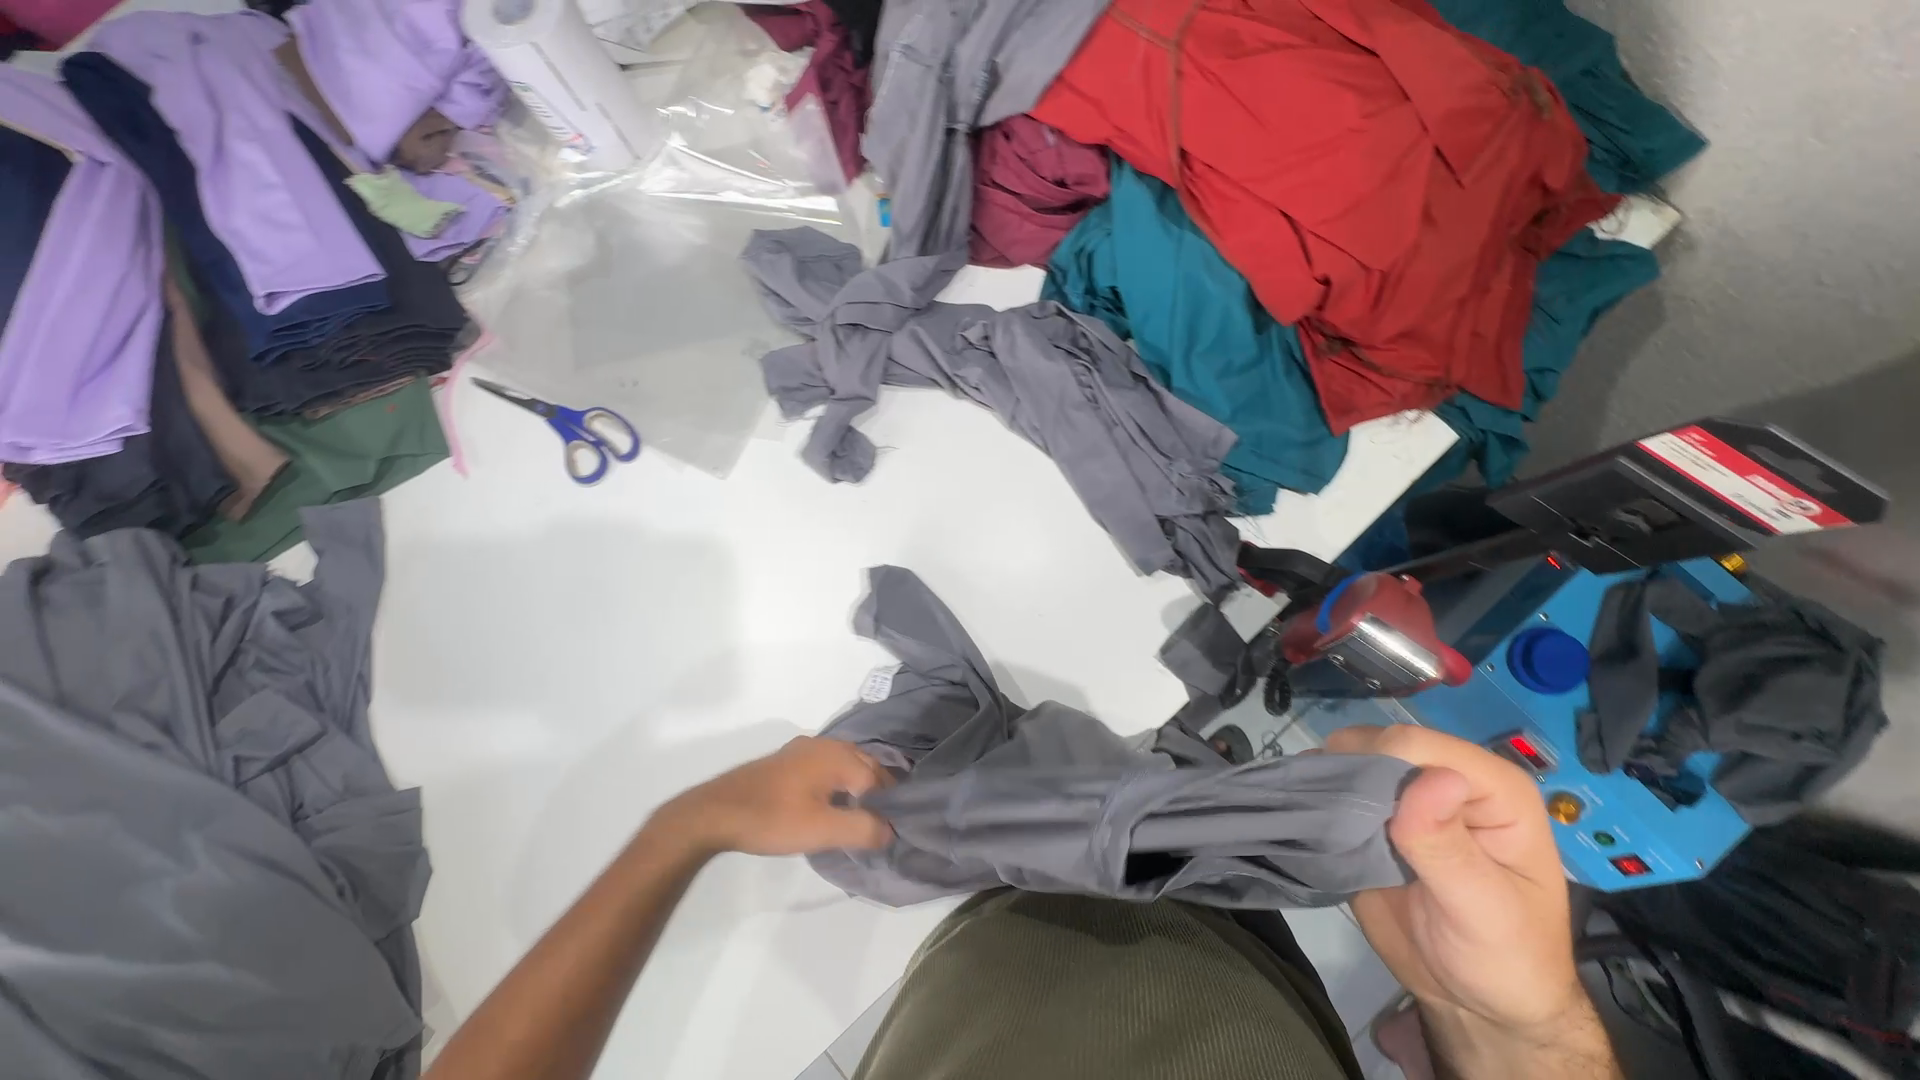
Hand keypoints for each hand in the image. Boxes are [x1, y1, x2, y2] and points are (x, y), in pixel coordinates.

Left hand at [652, 736, 893, 857]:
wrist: (715, 813)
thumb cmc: (772, 819)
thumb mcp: (822, 830)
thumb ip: (862, 829)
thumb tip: (890, 830)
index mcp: (837, 755)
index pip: (879, 779)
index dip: (889, 806)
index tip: (892, 831)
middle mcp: (824, 744)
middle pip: (865, 766)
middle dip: (879, 792)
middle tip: (883, 824)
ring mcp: (803, 750)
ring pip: (846, 765)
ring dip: (859, 787)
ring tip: (862, 817)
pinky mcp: (787, 761)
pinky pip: (827, 767)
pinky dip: (838, 783)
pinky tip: (832, 805)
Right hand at [1329, 725, 1583, 1033]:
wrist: (1476, 1003)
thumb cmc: (1506, 959)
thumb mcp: (1484, 910)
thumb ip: (1449, 846)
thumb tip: (1432, 778)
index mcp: (1492, 789)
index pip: (1418, 745)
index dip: (1381, 768)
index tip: (1361, 817)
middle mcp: (1448, 780)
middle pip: (1377, 745)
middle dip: (1347, 773)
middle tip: (1336, 825)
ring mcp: (1408, 798)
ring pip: (1350, 760)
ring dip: (1326, 785)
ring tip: (1318, 825)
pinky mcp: (1373, 819)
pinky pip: (1335, 789)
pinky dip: (1316, 801)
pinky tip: (1310, 826)